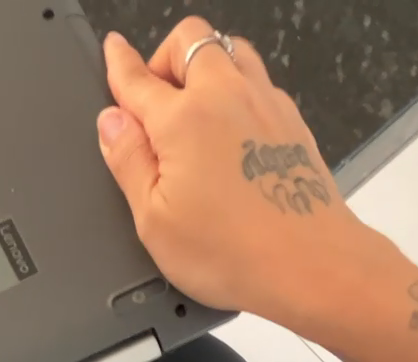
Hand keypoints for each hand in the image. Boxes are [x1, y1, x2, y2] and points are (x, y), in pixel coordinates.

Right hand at [95, 19, 390, 328]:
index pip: (138, 79)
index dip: (118, 65)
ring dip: (204, 62)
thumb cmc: (233, 253)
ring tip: (192, 103)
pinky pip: (259, 80)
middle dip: (163, 56)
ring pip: (230, 49)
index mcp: (182, 120)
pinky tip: (230, 126)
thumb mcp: (153, 221)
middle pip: (189, 40)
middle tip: (153, 94)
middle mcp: (225, 96)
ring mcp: (264, 103)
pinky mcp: (291, 121)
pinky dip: (237, 88)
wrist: (306, 264)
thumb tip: (111, 123)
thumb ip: (128, 162)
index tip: (113, 53)